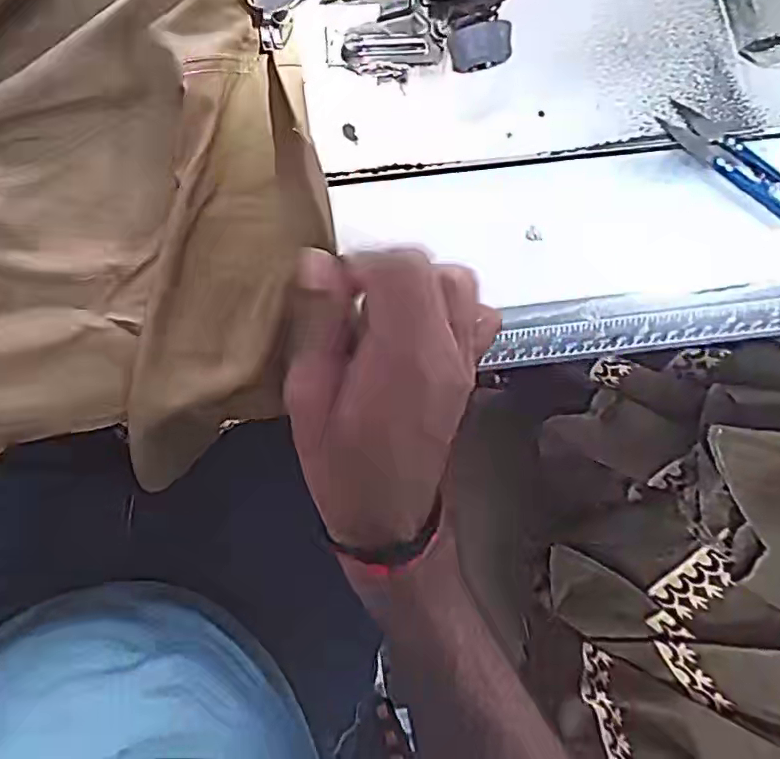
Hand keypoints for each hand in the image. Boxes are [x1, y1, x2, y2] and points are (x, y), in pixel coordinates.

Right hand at [284, 248, 500, 549]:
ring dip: (412, 282)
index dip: (358, 262)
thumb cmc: (338, 462)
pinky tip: (411, 325)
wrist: (389, 517)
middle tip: (345, 299)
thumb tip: (317, 262)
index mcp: (405, 357)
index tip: (330, 288)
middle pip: (428, 268)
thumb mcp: (306, 393)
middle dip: (380, 268)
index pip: (401, 269)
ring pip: (456, 281)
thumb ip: (317, 323)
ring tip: (375, 310)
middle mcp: (447, 351)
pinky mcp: (471, 368)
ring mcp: (465, 359)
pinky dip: (443, 303)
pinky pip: (473, 312)